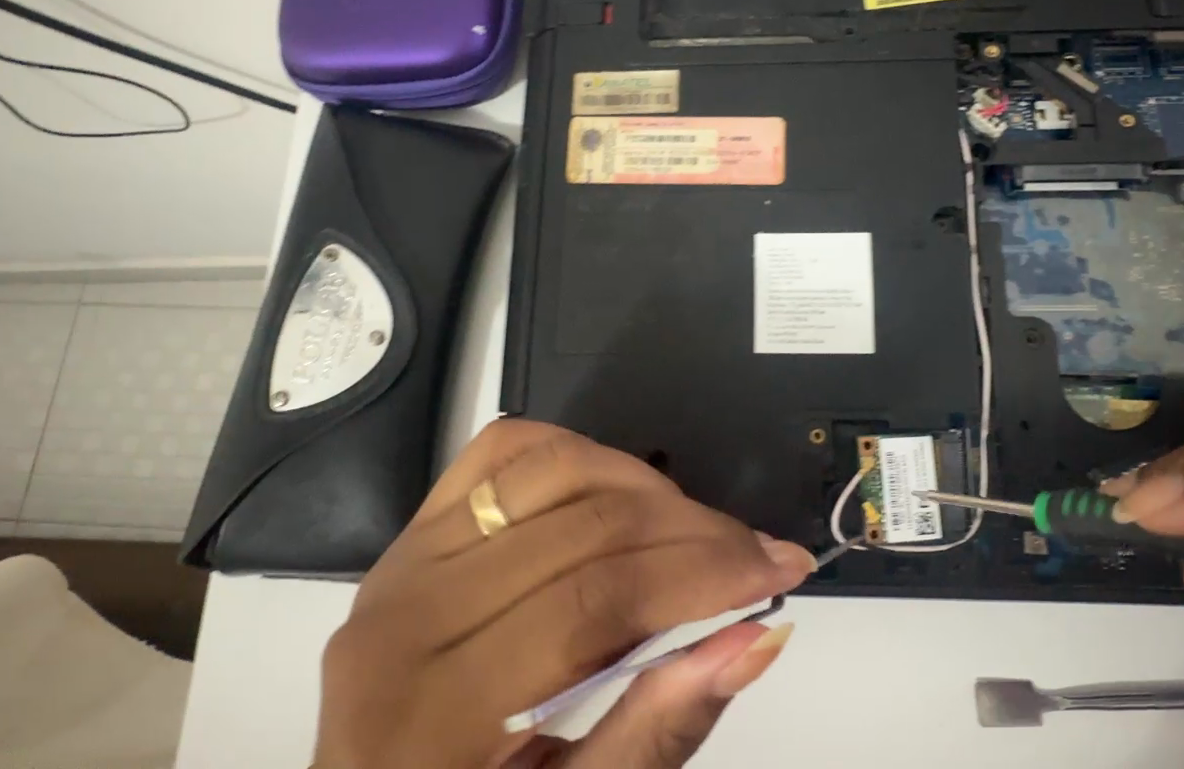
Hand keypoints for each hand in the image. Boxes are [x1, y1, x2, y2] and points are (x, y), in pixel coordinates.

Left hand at [315, 420, 815, 768]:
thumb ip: (656, 733)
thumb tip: (755, 638)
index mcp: (432, 713)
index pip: (592, 602)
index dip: (699, 574)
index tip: (779, 570)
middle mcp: (407, 613)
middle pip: (583, 527)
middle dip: (695, 531)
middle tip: (762, 553)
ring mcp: (404, 557)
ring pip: (551, 466)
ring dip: (645, 486)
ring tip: (697, 533)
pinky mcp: (414, 528)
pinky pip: (504, 451)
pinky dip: (578, 454)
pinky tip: (621, 495)